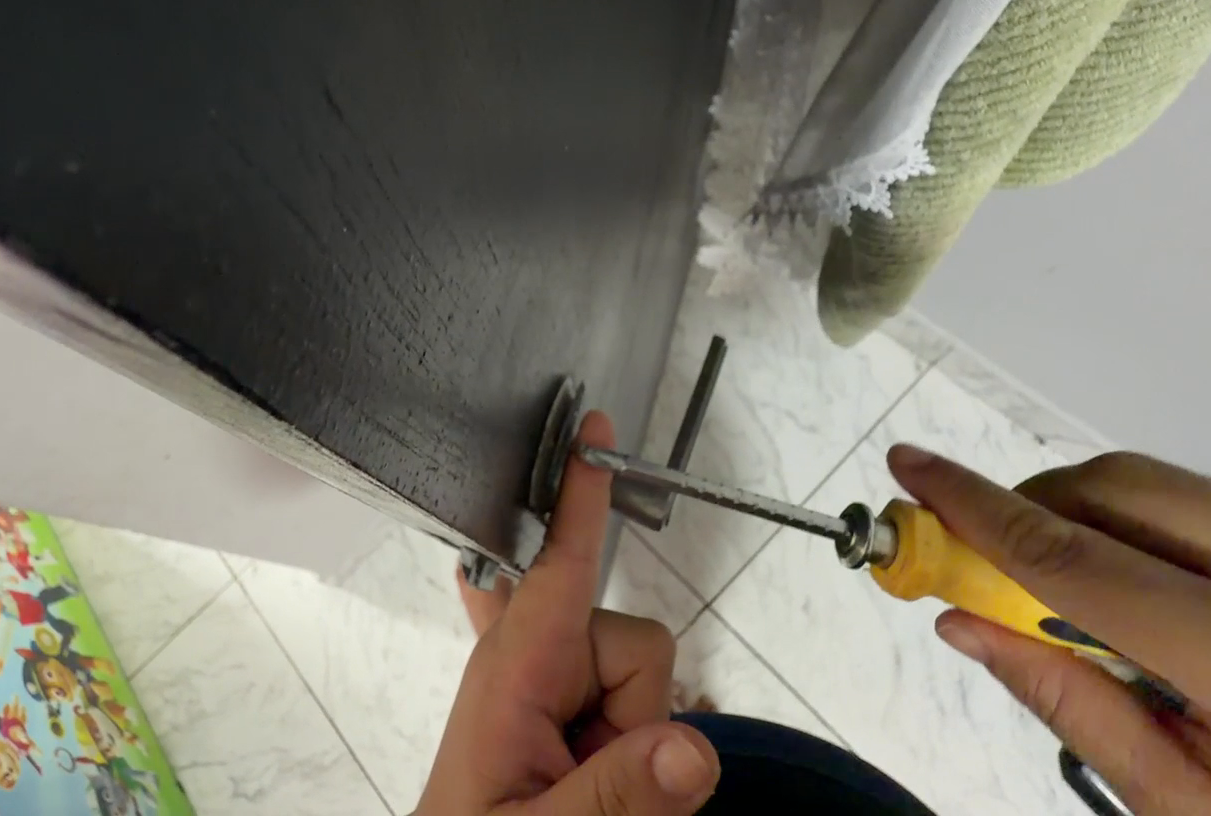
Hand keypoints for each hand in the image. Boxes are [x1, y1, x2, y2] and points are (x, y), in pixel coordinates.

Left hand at [417, 411, 720, 815]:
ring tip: (587, 790)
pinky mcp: (572, 704)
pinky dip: (634, 741)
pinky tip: (597, 774)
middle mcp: (537, 657)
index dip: (580, 496)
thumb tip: (696, 749)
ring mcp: (557, 681)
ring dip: (636, 740)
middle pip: (638, 642)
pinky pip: (639, 700)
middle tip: (595, 780)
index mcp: (514, 668)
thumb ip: (618, 792)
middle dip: (639, 711)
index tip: (592, 431)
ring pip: (650, 681)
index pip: (557, 563)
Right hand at [889, 445, 1210, 814]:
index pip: (1070, 558)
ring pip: (1180, 489)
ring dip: (1103, 519)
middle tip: (993, 556)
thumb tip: (959, 622)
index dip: (971, 506)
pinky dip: (1172, 530)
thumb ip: (1075, 708)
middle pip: (1122, 489)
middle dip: (1035, 503)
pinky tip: (1184, 598)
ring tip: (1105, 599)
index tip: (907, 464)